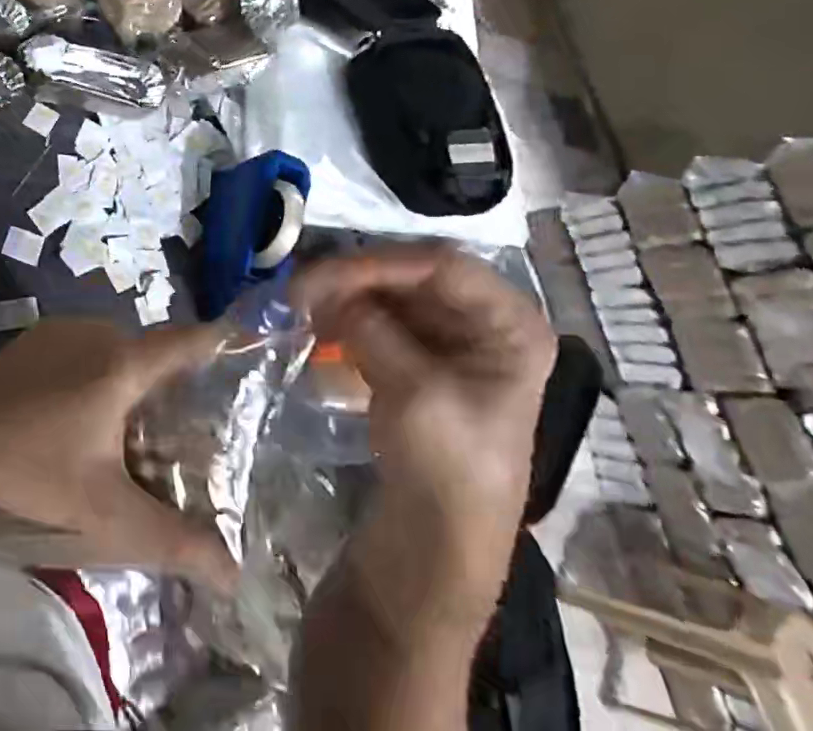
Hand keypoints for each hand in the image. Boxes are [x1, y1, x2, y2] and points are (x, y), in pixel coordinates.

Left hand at [0, 318, 239, 587]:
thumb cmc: (25, 469)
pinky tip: (79, 417)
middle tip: (185, 428)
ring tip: (134, 429)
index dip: (223, 343)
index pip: (190, 339)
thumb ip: (172, 541)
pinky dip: (98, 374)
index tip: (250, 354)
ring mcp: (59, 331)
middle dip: (174, 383)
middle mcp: (97, 332)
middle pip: (154, 350)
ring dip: (132, 380)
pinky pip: (84, 349)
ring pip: (117, 349)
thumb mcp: (103, 513)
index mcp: (123, 362)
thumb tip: (233, 574)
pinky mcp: (30, 341)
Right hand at [293, 245, 555, 609]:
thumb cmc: (448, 469)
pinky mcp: (421, 364)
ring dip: (348, 300)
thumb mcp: (415, 392)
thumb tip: (325, 293)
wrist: (438, 547)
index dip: (380, 264)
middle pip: (415, 278)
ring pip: (393, 299)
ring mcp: (453, 343)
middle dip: (358, 281)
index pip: (443, 266)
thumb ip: (372, 330)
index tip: (321, 278)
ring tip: (303, 310)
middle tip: (301, 291)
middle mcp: (487, 323)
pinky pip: (382, 326)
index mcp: (512, 324)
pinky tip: (318, 332)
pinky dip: (349, 324)